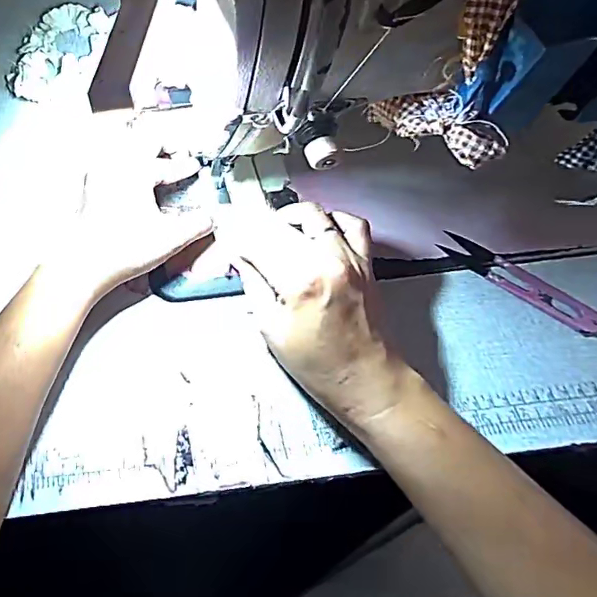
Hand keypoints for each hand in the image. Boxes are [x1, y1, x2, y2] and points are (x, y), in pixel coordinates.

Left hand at [43, 113, 213, 298]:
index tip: (193, 167)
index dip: (184, 165)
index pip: (167, 163)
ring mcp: (97, 177)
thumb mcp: (170, 238)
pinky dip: (123, 166)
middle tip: (176, 153)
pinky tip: (127, 180)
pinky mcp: (87, 190)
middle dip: (162, 146)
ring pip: (121, 150)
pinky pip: (108, 165)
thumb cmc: (120, 249)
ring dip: (140, 152)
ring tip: (153, 162)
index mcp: (136, 172)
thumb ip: (196, 225)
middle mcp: (114, 168)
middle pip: (142, 142)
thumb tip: (209, 218)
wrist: (84, 263)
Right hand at [218, 203, 413, 426]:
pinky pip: (351, 223)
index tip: (227, 245)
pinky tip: (317, 233)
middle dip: (256, 228)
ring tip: (278, 234)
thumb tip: (241, 258)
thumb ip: (253, 285)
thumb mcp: (270, 329)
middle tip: (246, 241)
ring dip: (290, 218)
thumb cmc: (318, 365)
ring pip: (314, 213)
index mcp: (300, 280)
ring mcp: (350, 257)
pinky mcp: (366, 261)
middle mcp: (327, 260)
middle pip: (281, 222)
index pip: (256, 240)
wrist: (370, 382)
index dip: (235, 240)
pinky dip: (331, 220)